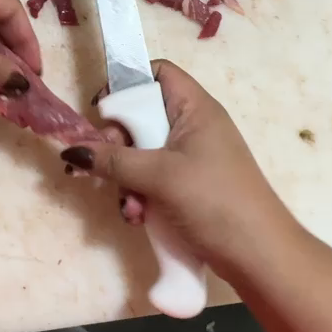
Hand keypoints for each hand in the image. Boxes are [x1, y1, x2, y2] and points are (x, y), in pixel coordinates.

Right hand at [65, 61, 297, 275]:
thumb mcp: (158, 176)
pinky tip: (137, 217)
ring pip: (140, 153)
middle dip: (117, 145)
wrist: (260, 258)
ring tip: (129, 206)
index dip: (127, 84)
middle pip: (140, 117)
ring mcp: (190, 158)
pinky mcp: (188, 187)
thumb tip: (71, 150)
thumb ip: (112, 160)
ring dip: (125, 178)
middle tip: (104, 165)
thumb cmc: (215, 201)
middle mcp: (192, 126)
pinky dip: (139, 195)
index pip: (156, 73)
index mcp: (194, 108)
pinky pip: (151, 179)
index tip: (101, 110)